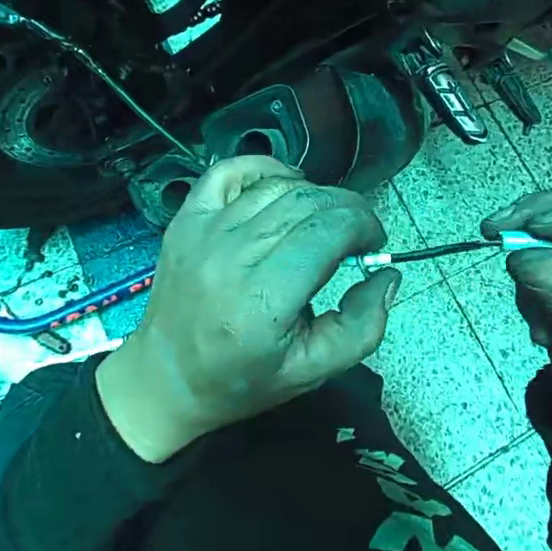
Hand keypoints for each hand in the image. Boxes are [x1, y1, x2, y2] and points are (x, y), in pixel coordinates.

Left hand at [96, 157, 401, 461]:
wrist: (165, 377)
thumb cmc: (240, 381)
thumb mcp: (312, 371)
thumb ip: (362, 327)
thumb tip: (387, 275)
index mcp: (264, 299)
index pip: (329, 230)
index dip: (364, 225)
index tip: (372, 244)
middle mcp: (232, 255)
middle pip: (307, 201)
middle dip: (347, 209)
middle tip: (356, 233)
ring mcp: (203, 231)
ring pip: (274, 185)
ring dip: (312, 194)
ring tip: (321, 220)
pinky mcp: (185, 221)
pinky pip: (227, 172)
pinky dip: (261, 169)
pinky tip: (280, 187)